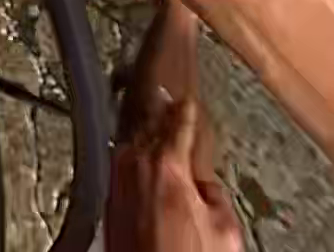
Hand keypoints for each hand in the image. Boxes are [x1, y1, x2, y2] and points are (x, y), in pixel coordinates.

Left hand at [107, 99, 243, 251]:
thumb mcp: (225, 232)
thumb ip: (216, 196)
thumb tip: (205, 186)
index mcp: (168, 165)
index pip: (179, 121)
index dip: (186, 108)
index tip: (188, 101)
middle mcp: (138, 166)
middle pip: (150, 126)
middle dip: (161, 113)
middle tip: (167, 100)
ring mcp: (119, 184)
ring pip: (132, 143)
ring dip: (144, 133)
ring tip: (154, 127)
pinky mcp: (108, 205)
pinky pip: (120, 165)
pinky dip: (131, 157)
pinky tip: (139, 161)